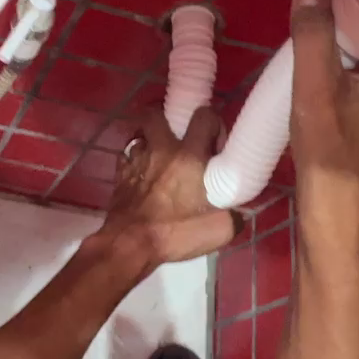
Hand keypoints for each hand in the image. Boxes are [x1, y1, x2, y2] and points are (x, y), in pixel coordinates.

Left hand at [102, 108, 240, 266]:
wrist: (129, 244)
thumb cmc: (174, 233)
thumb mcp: (218, 230)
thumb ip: (234, 216)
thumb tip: (237, 213)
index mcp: (189, 156)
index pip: (204, 117)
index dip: (213, 124)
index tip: (215, 146)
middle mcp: (162, 149)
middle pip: (160, 114)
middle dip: (171, 121)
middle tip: (182, 141)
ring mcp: (137, 158)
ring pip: (142, 133)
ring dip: (152, 140)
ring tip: (161, 155)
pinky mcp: (120, 172)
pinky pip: (129, 154)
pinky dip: (136, 157)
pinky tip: (143, 172)